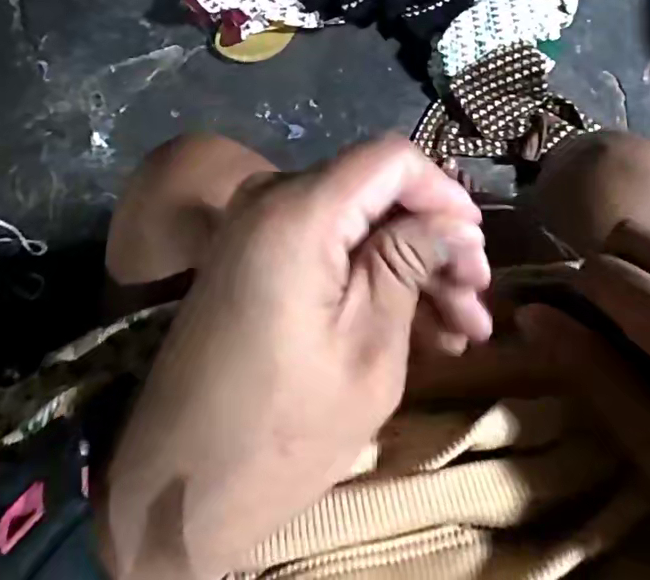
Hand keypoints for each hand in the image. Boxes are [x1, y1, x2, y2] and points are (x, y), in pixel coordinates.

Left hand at [101, 137, 491, 579]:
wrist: (172, 492)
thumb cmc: (278, 432)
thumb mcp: (368, 350)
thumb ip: (411, 264)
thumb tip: (457, 222)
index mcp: (299, 213)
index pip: (392, 158)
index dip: (443, 192)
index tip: (476, 246)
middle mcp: (273, 199)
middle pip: (378, 191)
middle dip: (434, 240)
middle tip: (477, 300)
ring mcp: (259, 227)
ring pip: (360, 221)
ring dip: (412, 266)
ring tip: (461, 328)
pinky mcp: (256, 256)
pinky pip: (330, 245)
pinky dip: (373, 275)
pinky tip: (419, 326)